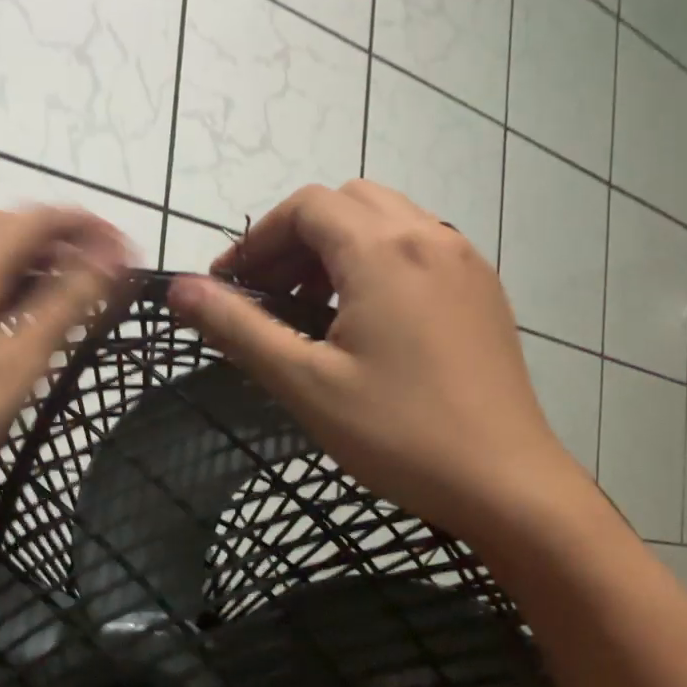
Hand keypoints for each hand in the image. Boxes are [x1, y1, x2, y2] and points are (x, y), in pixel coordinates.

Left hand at [0, 206, 131, 533]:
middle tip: (93, 276)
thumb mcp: (16, 365)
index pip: (38, 218)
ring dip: (15, 253)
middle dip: (53, 237)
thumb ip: (67, 303)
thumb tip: (112, 253)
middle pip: (1, 223)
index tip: (126, 253)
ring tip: (49, 289)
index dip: (87, 227)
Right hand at [167, 180, 590, 541]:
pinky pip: (421, 249)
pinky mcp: (484, 292)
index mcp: (383, 251)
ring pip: (388, 221)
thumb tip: (180, 290)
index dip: (256, 240)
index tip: (228, 288)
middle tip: (268, 296)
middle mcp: (431, 237)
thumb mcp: (305, 383)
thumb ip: (239, 328)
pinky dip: (378, 263)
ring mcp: (466, 263)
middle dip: (295, 239)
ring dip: (337, 248)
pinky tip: (367, 324)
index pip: (306, 207)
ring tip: (312, 309)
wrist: (506, 482)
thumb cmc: (397, 433)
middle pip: (347, 203)